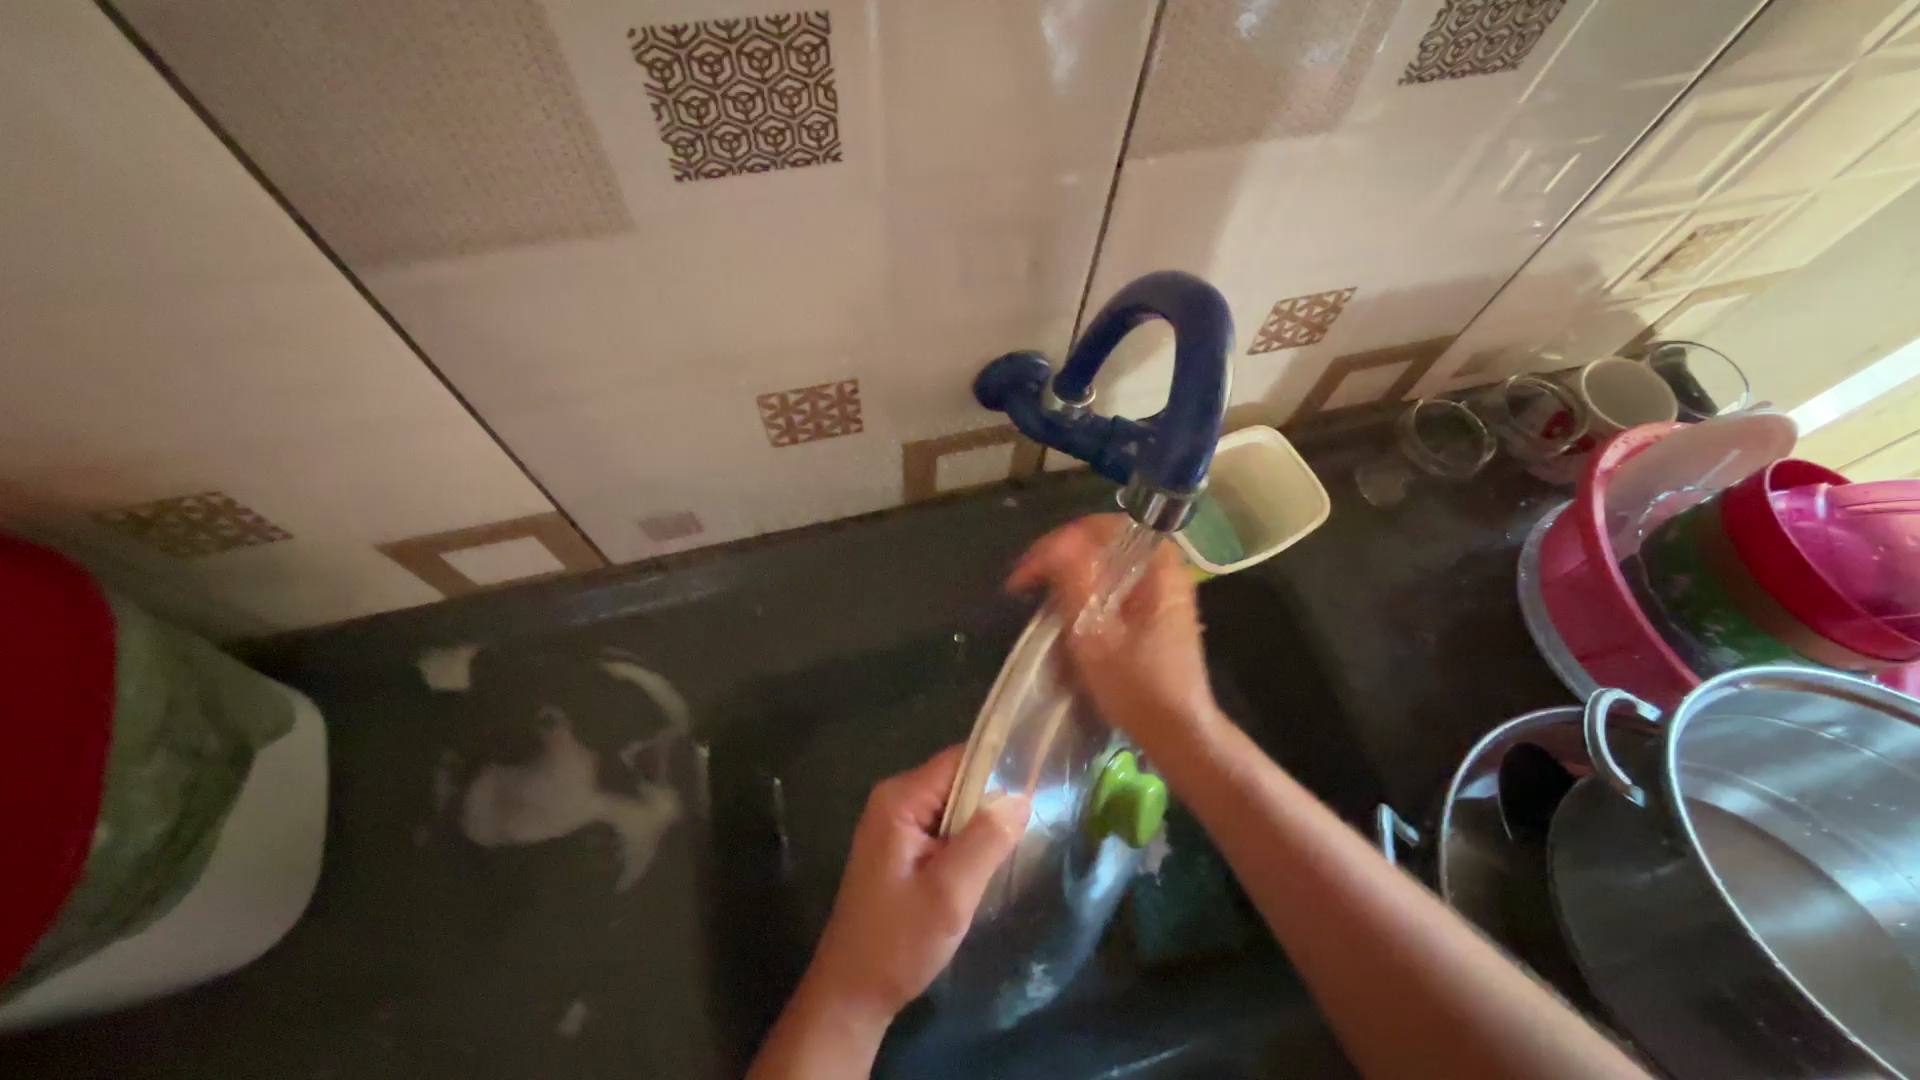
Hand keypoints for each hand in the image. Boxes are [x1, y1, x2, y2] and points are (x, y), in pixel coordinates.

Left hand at [802, 746, 1030, 1026]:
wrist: (852, 994)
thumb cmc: (898, 943)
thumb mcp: (949, 895)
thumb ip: (985, 841)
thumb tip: (1020, 796)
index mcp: (900, 800)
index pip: (960, 760)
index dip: (999, 769)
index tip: (1038, 787)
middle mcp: (894, 801)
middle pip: (958, 780)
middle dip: (992, 802)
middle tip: (1030, 829)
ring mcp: (894, 824)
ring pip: (954, 806)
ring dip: (981, 826)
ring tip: (1013, 849)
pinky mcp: (899, 848)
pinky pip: (943, 827)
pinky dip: (966, 842)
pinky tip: (983, 867)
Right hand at [1008, 514, 1219, 755]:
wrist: (1178, 732)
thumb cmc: (1137, 686)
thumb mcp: (1096, 634)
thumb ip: (1075, 582)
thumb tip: (1053, 544)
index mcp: (1158, 566)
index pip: (1100, 527)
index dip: (1057, 543)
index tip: (1029, 572)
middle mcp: (1165, 569)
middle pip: (1104, 541)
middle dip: (1061, 557)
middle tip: (1029, 582)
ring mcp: (1163, 590)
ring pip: (1108, 563)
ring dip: (1072, 574)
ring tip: (1042, 595)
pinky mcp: (1157, 610)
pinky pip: (1116, 584)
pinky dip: (1088, 591)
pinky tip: (1069, 613)